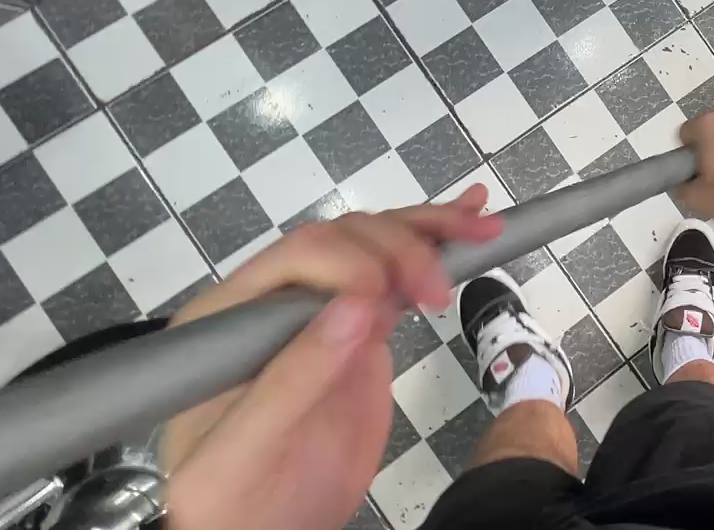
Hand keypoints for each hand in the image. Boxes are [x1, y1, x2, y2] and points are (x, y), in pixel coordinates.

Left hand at [161, 187, 501, 529]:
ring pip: (382, 239)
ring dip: (435, 227)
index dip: (351, 262)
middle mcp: (278, 296)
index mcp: (231, 316)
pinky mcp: (366, 317)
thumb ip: (289, 382)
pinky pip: (402, 266)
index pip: (300, 255)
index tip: (387, 301)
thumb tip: (357, 305)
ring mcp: (326, 304)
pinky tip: (472, 213)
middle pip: (350, 236)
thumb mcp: (242, 458)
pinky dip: (440, 237)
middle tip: (440, 291)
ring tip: (482, 228)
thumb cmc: (241, 506)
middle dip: (404, 247)